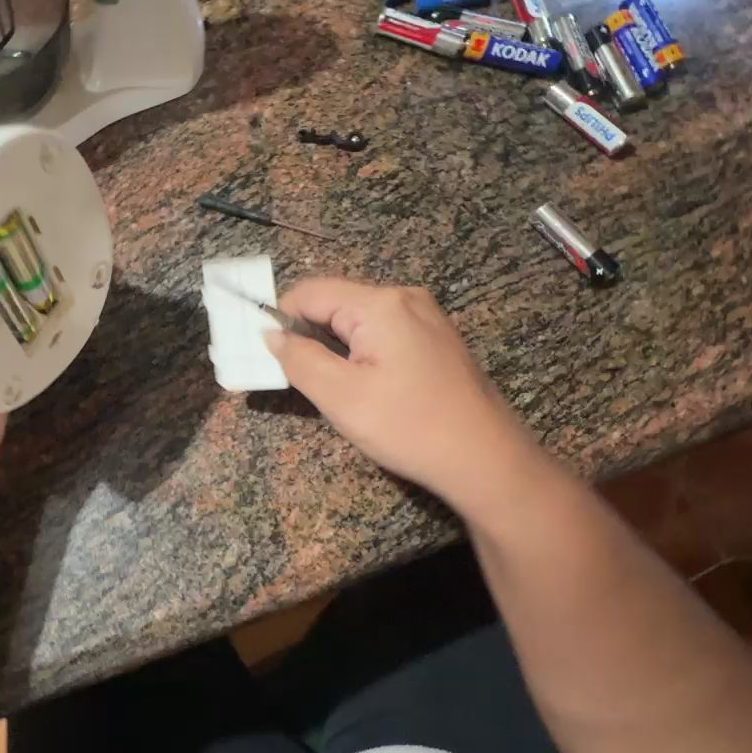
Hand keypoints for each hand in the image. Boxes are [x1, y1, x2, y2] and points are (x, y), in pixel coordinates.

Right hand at [266, 279, 552, 514]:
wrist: (486, 460)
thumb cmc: (410, 427)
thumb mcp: (341, 397)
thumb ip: (299, 359)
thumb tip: (271, 334)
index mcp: (381, 305)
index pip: (310, 292)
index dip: (280, 318)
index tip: (266, 355)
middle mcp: (405, 299)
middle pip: (335, 304)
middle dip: (308, 336)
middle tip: (295, 379)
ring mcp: (425, 318)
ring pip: (357, 322)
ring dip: (333, 349)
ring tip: (329, 390)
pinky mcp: (435, 340)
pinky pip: (382, 334)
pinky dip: (360, 354)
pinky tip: (363, 389)